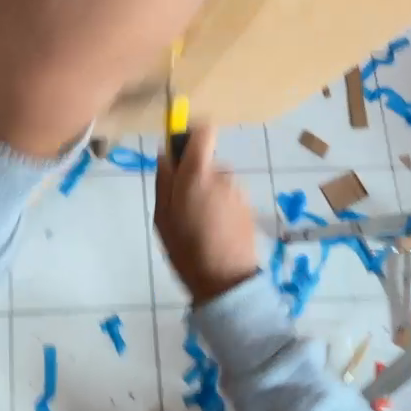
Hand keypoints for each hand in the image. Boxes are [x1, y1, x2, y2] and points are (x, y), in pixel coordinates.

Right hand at [155, 123, 262, 304]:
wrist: (225, 279)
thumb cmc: (185, 248)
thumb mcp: (161, 215)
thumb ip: (164, 180)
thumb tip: (165, 154)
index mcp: (198, 173)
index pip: (204, 131)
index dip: (192, 134)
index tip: (180, 149)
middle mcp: (223, 175)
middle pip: (207, 161)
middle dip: (194, 175)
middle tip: (182, 205)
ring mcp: (239, 191)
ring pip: (218, 181)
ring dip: (208, 193)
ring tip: (199, 223)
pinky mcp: (248, 207)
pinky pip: (229, 196)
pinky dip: (221, 206)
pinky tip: (214, 230)